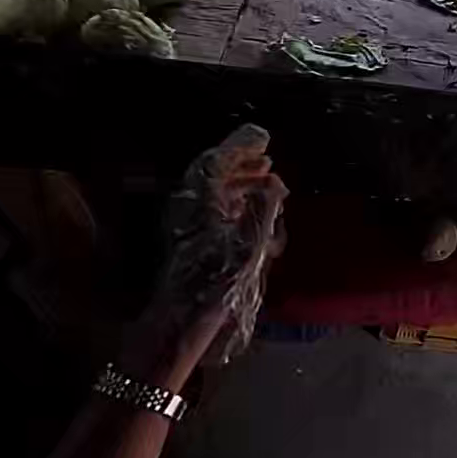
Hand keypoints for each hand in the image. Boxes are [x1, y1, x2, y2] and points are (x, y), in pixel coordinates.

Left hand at [123, 125, 286, 386]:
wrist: (181, 319)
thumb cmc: (216, 281)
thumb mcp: (249, 243)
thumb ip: (264, 209)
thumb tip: (275, 183)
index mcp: (201, 198)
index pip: (219, 160)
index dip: (241, 146)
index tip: (263, 138)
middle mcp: (189, 204)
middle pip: (215, 172)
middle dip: (243, 164)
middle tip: (268, 161)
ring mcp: (186, 222)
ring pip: (214, 191)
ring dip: (240, 184)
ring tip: (267, 185)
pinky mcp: (189, 239)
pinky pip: (212, 208)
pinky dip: (233, 203)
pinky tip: (250, 213)